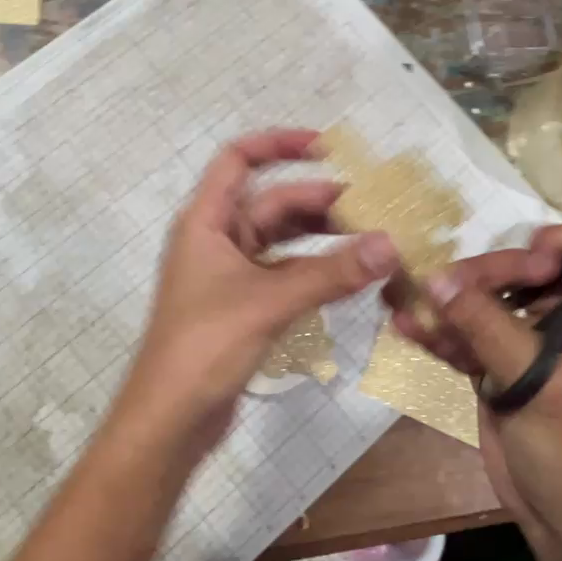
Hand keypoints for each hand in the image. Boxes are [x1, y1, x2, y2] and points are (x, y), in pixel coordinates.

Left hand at [115, 129, 400, 452]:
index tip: (327, 147)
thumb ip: (331, 273)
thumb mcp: (270, 302)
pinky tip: (347, 278)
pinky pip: (281, 273)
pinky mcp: (239, 306)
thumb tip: (391, 244)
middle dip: (317, 201)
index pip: (238, 160)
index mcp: (205, 221)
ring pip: (279, 240)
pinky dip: (312, 270)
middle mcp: (213, 239)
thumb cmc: (206, 346)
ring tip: (369, 242)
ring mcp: (226, 274)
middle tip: (372, 210)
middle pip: (269, 202)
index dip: (278, 144)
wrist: (170, 416)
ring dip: (319, 238)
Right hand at [385, 225, 561, 544]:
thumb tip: (435, 279)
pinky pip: (466, 337)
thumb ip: (488, 327)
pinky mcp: (496, 368)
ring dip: (449, 302)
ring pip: (489, 303)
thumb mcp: (542, 386)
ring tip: (408, 297)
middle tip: (445, 283)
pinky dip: (439, 332)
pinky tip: (406, 325)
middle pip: (527, 274)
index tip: (526, 250)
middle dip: (485, 275)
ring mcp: (530, 346)